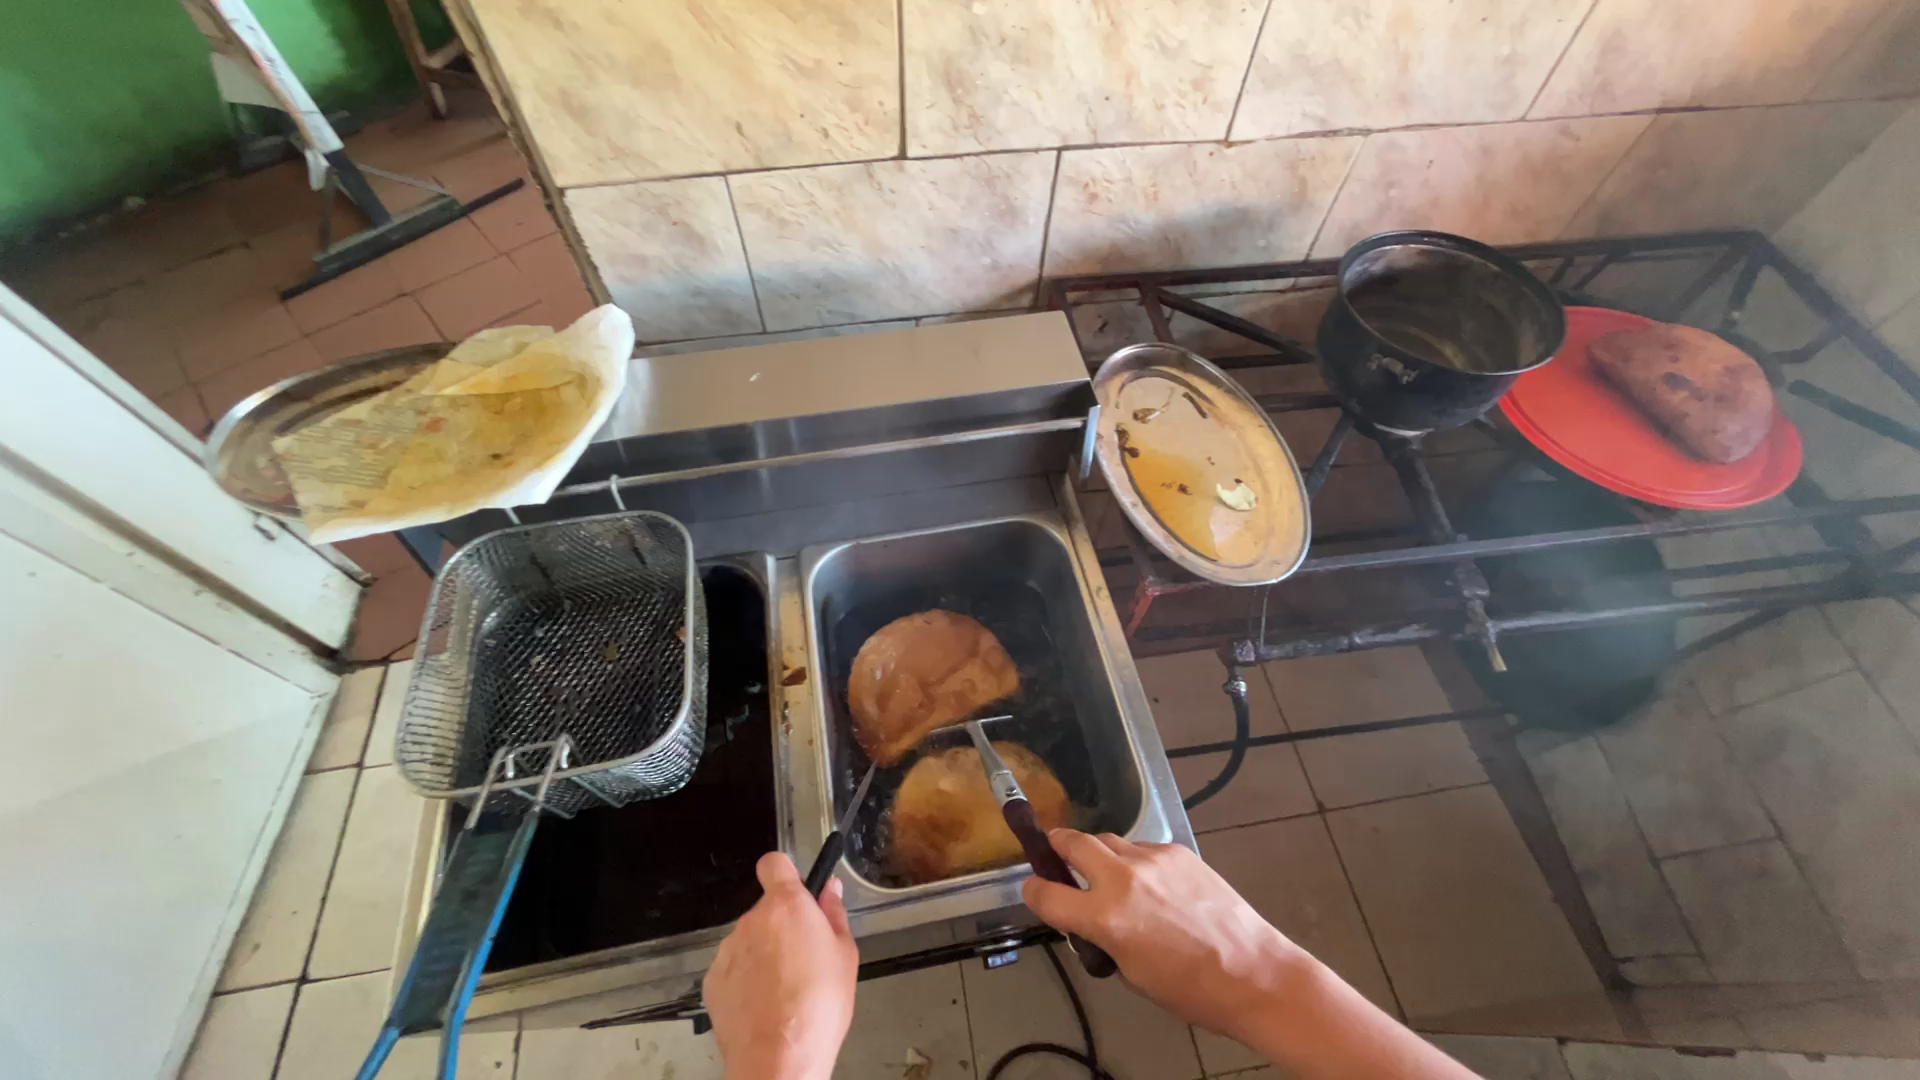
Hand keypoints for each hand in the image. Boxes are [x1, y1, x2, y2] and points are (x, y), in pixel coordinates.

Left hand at [704, 853, 858, 1079]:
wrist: (779, 1061)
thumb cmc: (821, 1005)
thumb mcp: (845, 955)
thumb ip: (834, 914)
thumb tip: (829, 889)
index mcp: (786, 905)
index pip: (773, 863)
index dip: (784, 873)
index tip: (797, 893)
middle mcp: (752, 920)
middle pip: (766, 909)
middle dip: (781, 925)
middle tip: (803, 957)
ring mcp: (727, 951)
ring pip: (749, 940)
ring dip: (762, 953)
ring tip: (783, 990)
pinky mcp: (712, 982)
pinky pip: (733, 968)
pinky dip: (745, 980)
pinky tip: (762, 1006)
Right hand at [1021, 831, 1305, 1043]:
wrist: (1255, 972)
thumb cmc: (1191, 990)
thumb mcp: (1131, 974)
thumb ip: (1101, 938)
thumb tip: (1090, 919)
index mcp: (1106, 917)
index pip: (1048, 895)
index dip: (1033, 891)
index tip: (1031, 887)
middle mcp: (1122, 878)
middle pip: (1073, 842)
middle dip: (1057, 844)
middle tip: (1053, 849)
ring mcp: (1152, 858)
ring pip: (1110, 840)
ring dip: (1100, 854)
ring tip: (1109, 873)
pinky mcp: (1177, 850)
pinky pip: (1142, 848)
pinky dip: (1136, 861)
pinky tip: (1152, 884)